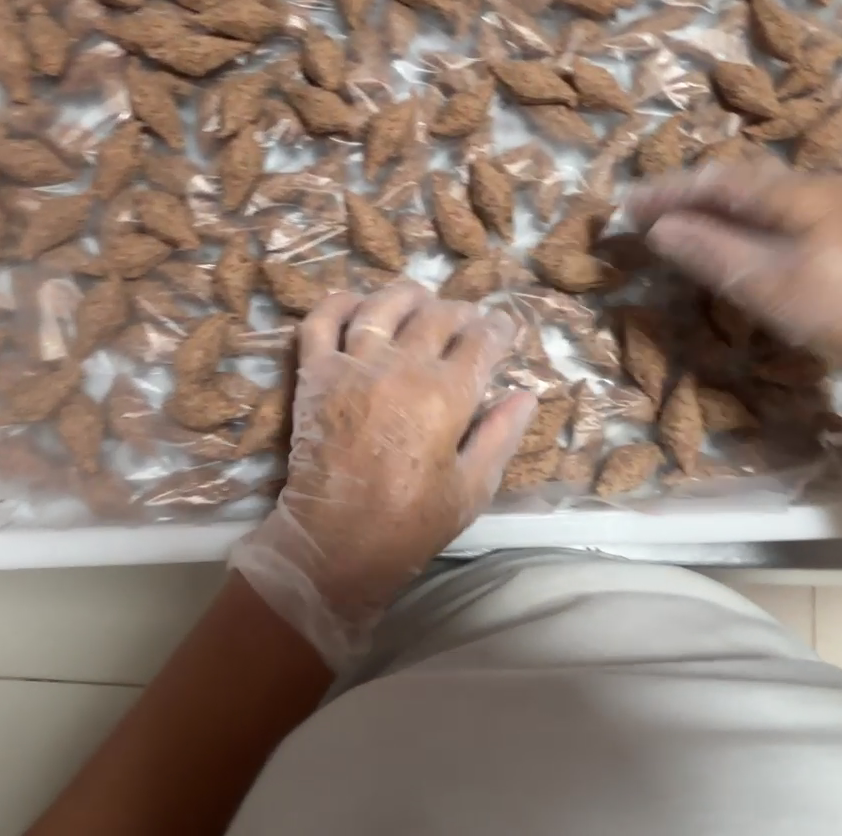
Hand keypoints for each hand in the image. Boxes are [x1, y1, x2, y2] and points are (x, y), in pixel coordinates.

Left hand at [227, 282, 537, 666]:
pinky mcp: (314, 374)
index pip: (481, 341)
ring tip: (421, 299)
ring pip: (383, 306)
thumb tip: (527, 395)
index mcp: (445, 396)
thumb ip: (501, 436)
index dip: (499, 329)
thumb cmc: (410, 524)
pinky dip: (339, 303)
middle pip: (438, 316)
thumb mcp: (472, 489)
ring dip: (408, 295)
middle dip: (461, 312)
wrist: (333, 545)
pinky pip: (321, 321)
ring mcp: (352, 365)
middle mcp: (400, 368)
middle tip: (468, 321)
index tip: (504, 329)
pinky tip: (359, 303)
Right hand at [624, 157, 841, 398]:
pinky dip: (738, 220)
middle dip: (687, 194)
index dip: (669, 191)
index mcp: (797, 192)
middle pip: (737, 180)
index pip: (717, 181)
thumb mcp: (766, 284)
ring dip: (712, 206)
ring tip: (676, 221)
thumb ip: (710, 251)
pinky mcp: (838, 232)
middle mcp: (814, 188)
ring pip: (757, 196)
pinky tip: (725, 237)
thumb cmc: (840, 309)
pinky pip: (774, 212)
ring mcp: (830, 208)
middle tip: (646, 211)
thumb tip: (659, 228)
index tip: (628, 203)